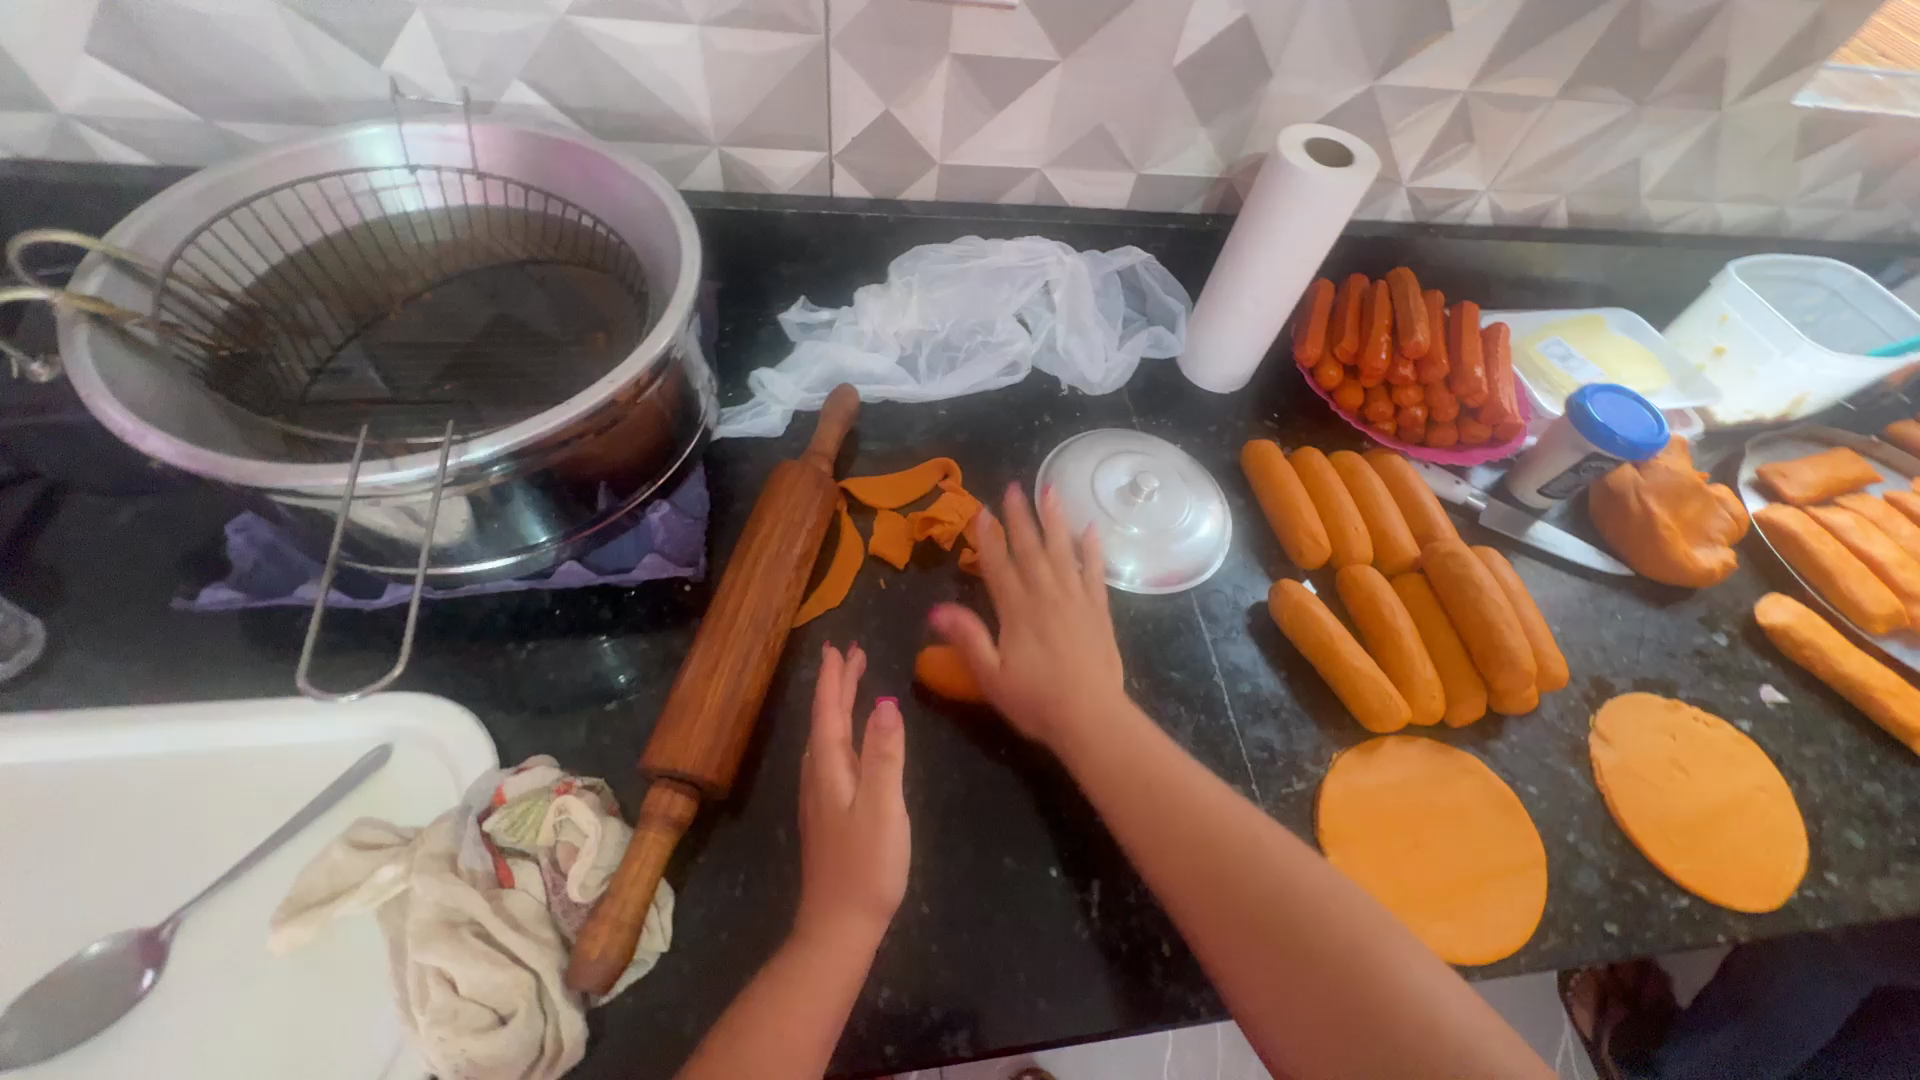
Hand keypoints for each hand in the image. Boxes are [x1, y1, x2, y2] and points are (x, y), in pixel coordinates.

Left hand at [795, 643, 909, 950]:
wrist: (840, 925)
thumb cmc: (867, 865)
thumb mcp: (883, 807)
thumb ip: (885, 754)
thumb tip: (886, 702)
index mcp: (830, 769)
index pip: (829, 712)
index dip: (834, 679)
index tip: (838, 648)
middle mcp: (819, 776)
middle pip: (826, 721)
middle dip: (837, 686)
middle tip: (850, 654)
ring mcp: (821, 796)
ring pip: (828, 738)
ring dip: (837, 707)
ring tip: (851, 684)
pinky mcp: (829, 813)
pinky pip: (833, 755)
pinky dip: (842, 732)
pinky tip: (849, 740)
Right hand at [930, 484, 1127, 752]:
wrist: (1091, 717)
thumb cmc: (1036, 702)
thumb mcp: (991, 677)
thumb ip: (967, 639)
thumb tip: (936, 609)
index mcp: (1016, 611)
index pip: (998, 565)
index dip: (988, 538)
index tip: (981, 511)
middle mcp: (1046, 596)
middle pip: (1030, 548)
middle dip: (1020, 517)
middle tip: (1014, 486)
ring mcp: (1076, 600)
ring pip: (1062, 551)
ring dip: (1054, 519)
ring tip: (1050, 489)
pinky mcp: (1099, 610)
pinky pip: (1094, 571)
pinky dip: (1091, 548)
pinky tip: (1090, 528)